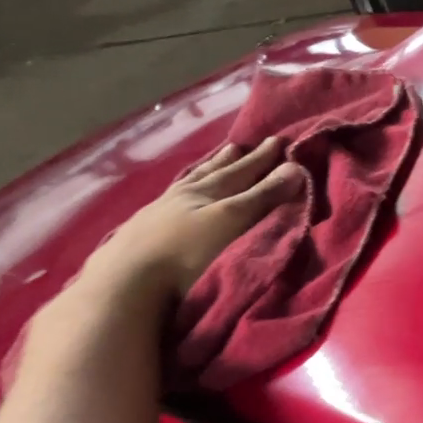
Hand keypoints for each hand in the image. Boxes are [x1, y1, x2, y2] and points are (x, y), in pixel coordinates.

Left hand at [80, 137, 303, 303]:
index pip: (242, 169)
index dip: (263, 157)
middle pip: (215, 171)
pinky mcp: (146, 230)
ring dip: (209, 170)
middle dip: (235, 159)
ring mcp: (162, 211)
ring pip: (192, 182)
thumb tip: (295, 166)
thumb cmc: (187, 251)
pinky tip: (182, 190)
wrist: (127, 282)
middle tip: (246, 144)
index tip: (280, 140)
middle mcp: (184, 194)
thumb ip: (263, 195)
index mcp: (207, 190)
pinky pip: (174, 197)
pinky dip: (186, 188)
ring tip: (220, 158)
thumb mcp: (232, 220)